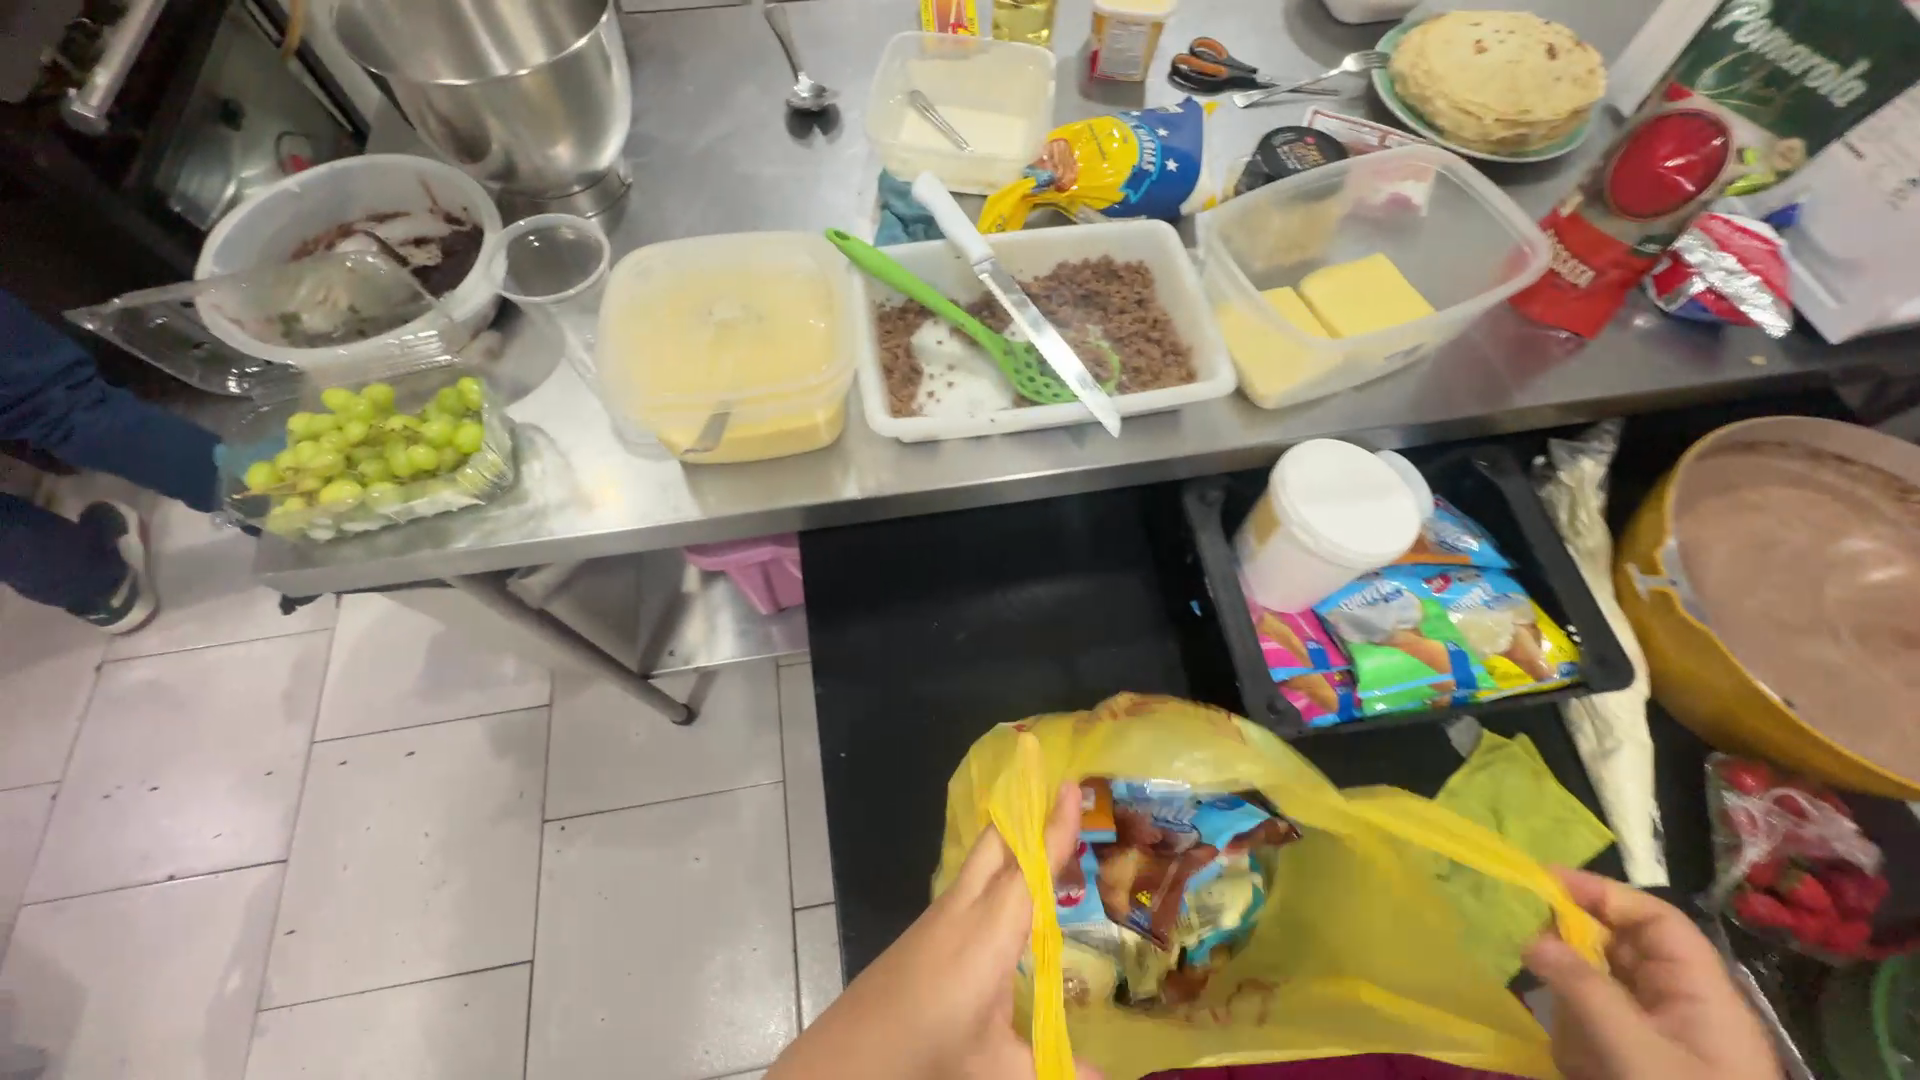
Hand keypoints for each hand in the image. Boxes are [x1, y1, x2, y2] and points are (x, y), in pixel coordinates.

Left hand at [768, 781, 1098, 1079]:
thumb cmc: (926, 1053)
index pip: (1030, 868)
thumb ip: (1054, 1066)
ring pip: (980, 860)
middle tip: (1059, 791)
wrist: (849, 1056)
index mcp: (990, 933)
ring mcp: (939, 914)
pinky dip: (993, 867)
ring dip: (1010, 839)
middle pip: (997, 844)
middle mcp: (964, 909)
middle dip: (1027, 813)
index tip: (1071, 785)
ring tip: (1042, 832)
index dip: (1054, 827)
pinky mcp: (924, 927)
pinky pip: (967, 881)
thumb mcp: (995, 1068)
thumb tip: (1107, 1079)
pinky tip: (1003, 889)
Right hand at [1523, 867, 1777, 1079]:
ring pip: (1597, 986)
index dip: (1602, 893)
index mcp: (1702, 994)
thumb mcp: (1633, 1054)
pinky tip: (1582, 1066)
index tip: (1541, 882)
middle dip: (1575, 955)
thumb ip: (1581, 988)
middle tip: (1530, 952)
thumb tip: (1530, 935)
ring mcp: (1660, 1037)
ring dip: (1575, 1009)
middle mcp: (1682, 1006)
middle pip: (1620, 948)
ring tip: (1580, 1053)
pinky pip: (1594, 1024)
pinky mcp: (1637, 1061)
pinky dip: (1577, 1039)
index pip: (1655, 920)